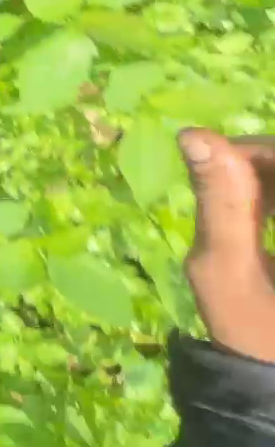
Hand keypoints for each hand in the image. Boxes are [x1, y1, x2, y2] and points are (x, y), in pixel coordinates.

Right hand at [180, 129, 274, 362]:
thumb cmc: (253, 327)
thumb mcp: (224, 265)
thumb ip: (219, 201)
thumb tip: (193, 133)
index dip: (255, 151)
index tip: (208, 162)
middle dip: (263, 163)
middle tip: (218, 179)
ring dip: (269, 179)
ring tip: (245, 201)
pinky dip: (274, 196)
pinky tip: (266, 213)